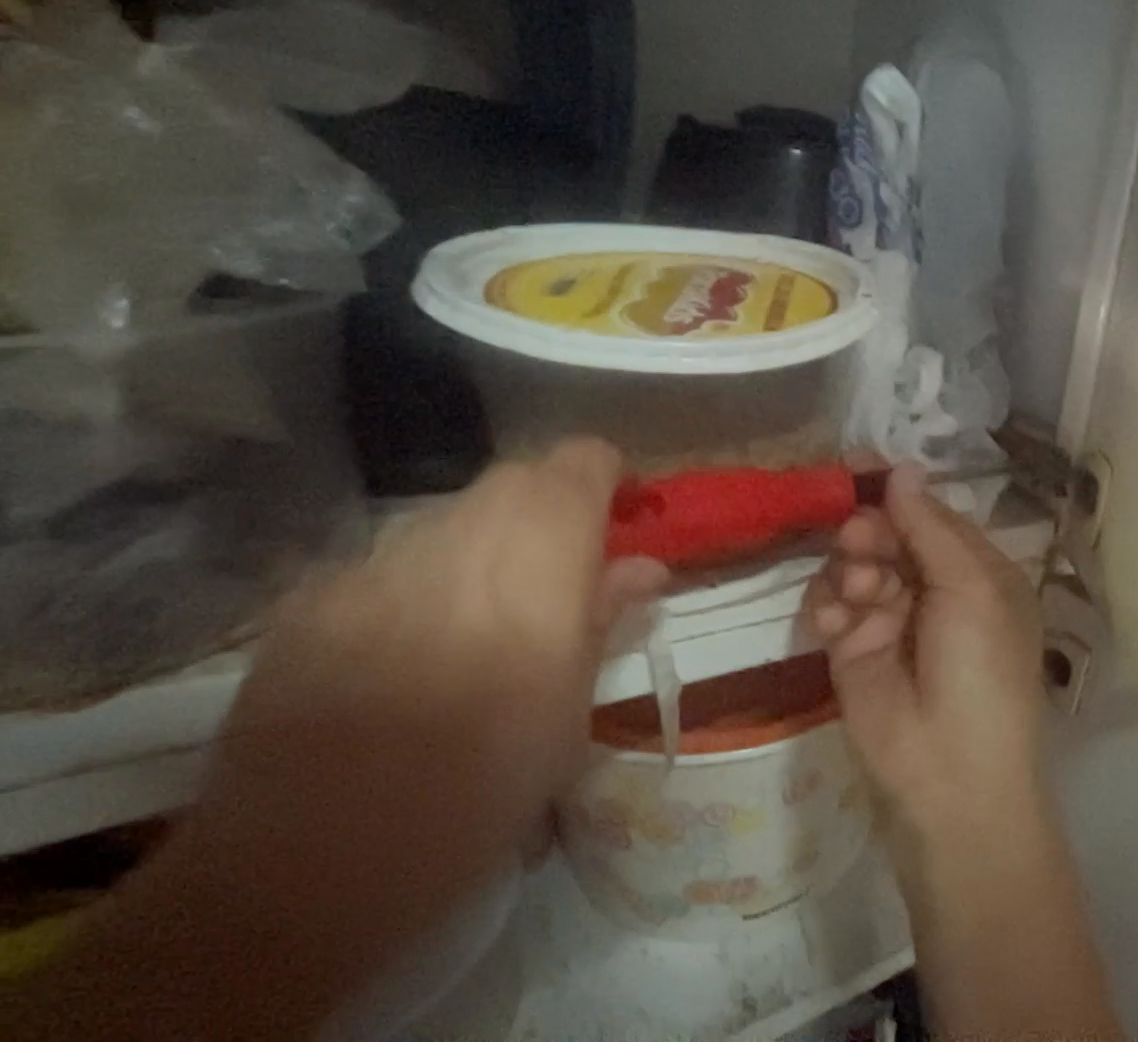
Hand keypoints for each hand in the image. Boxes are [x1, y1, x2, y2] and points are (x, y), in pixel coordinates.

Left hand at [89, 440, 667, 1032]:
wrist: (312, 859)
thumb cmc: (485, 785)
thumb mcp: (572, 709)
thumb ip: (605, 619)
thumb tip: (642, 568)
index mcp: (538, 555)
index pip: (580, 463)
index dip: (609, 480)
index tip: (625, 523)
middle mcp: (456, 535)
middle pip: (516, 481)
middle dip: (552, 512)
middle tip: (566, 579)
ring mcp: (375, 561)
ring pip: (450, 520)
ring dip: (486, 547)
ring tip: (488, 624)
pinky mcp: (311, 600)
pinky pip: (388, 567)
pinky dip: (420, 588)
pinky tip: (410, 658)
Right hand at [803, 465, 1048, 839]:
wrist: (948, 770)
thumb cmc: (981, 669)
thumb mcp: (972, 589)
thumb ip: (931, 527)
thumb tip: (903, 469)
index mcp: (975, 570)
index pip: (930, 514)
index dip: (897, 489)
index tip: (856, 462)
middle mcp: (931, 587)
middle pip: (886, 533)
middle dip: (869, 530)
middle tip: (860, 539)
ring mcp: (887, 617)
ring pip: (851, 563)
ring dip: (850, 568)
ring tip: (860, 594)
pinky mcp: (849, 647)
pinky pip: (827, 604)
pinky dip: (828, 604)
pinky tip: (838, 622)